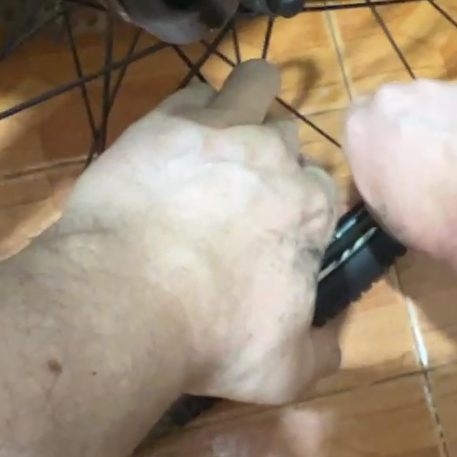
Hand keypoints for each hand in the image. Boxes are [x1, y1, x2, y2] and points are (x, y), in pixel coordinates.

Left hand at [53, 61, 341, 403]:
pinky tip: (180, 131)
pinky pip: (195, 91)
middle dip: (272, 161)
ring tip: (230, 123)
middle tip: (238, 195)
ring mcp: (220, 130)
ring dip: (251, 99)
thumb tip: (332, 342)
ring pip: (254, 86)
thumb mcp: (285, 370)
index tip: (278, 231)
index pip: (323, 190)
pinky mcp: (163, 122)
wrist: (124, 303)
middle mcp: (275, 158)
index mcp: (311, 210)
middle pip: (287, 141)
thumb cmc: (212, 338)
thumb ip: (321, 352)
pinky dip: (195, 107)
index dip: (302, 207)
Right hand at [343, 79, 456, 254]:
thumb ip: (373, 175)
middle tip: (424, 156)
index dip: (376, 139)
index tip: (388, 157)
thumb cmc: (421, 217)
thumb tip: (378, 177)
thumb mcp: (379, 207)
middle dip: (406, 125)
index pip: (358, 120)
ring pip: (431, 101)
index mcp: (359, 126)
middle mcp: (391, 98)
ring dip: (438, 121)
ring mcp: (434, 89)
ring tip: (456, 154)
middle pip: (395, 105)